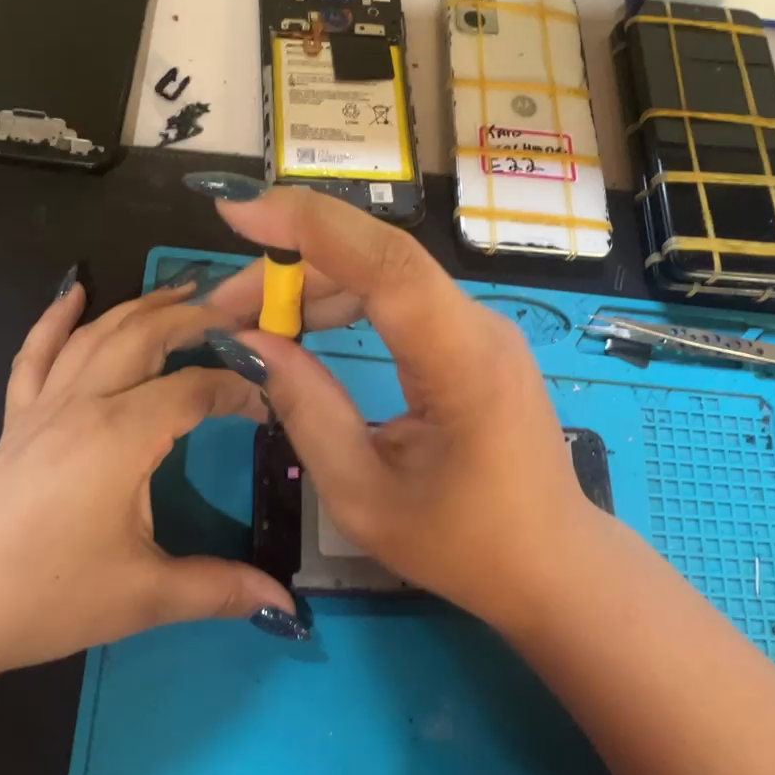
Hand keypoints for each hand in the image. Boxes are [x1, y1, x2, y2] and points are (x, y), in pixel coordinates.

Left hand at [0, 278, 298, 689]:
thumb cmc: (42, 598)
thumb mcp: (142, 598)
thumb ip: (219, 590)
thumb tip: (285, 602)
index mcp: (122, 435)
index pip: (195, 389)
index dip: (239, 389)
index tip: (269, 404)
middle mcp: (83, 404)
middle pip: (144, 337)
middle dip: (194, 318)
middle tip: (238, 315)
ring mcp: (41, 408)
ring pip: (96, 335)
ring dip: (140, 307)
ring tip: (179, 292)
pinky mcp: (13, 422)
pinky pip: (36, 354)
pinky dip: (56, 318)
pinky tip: (72, 292)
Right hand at [200, 185, 617, 630]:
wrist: (551, 564)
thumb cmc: (464, 544)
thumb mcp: (365, 495)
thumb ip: (307, 411)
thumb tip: (249, 344)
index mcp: (463, 361)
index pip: (385, 264)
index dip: (308, 225)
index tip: (235, 210)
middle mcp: (478, 327)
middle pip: (376, 262)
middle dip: (291, 267)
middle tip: (223, 308)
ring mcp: (479, 330)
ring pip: (385, 276)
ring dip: (313, 287)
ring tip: (250, 324)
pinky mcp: (471, 343)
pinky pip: (400, 302)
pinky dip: (344, 305)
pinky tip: (302, 329)